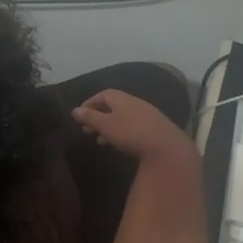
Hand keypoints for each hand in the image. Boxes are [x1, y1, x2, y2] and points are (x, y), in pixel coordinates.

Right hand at [71, 89, 193, 159]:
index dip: (90, 103)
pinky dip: (122, 132)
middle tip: (88, 130)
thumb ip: (90, 117)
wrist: (167, 148)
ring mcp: (148, 115)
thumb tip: (75, 110)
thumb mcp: (105, 125)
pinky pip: (134, 125)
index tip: (80, 115)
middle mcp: (136, 103)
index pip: (103, 94)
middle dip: (99, 116)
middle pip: (114, 105)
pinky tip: (120, 144)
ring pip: (123, 117)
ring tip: (100, 140)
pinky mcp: (156, 127)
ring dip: (110, 126)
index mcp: (122, 99)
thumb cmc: (131, 133)